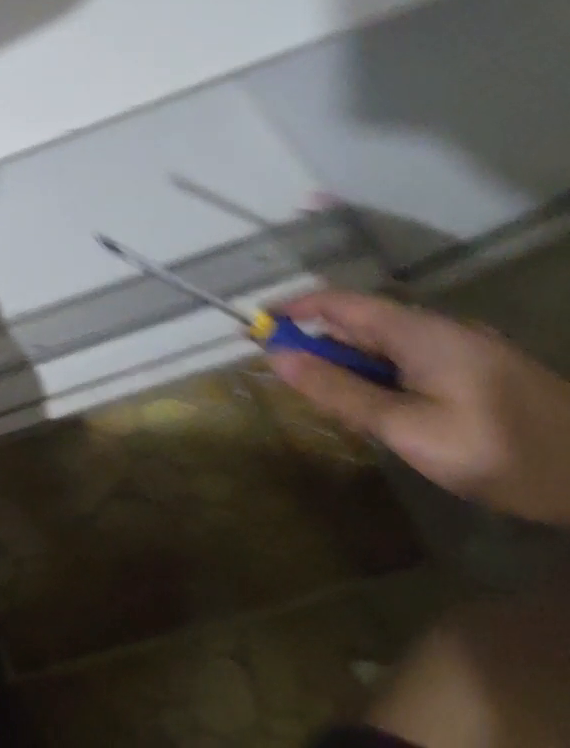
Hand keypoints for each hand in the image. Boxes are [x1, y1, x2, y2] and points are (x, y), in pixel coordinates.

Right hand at [267, 290, 569, 524]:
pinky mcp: (487, 374)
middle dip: (320, 345)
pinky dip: (384, 377)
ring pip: (388, 346)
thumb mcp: (408, 429)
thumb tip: (276, 357)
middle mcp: (444, 331)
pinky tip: (386, 411)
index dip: (292, 309)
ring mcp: (470, 352)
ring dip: (353, 366)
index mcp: (423, 333)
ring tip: (338, 405)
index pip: (340, 302)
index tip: (254, 329)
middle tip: (293, 382)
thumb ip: (339, 391)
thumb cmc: (504, 454)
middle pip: (362, 323)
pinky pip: (415, 362)